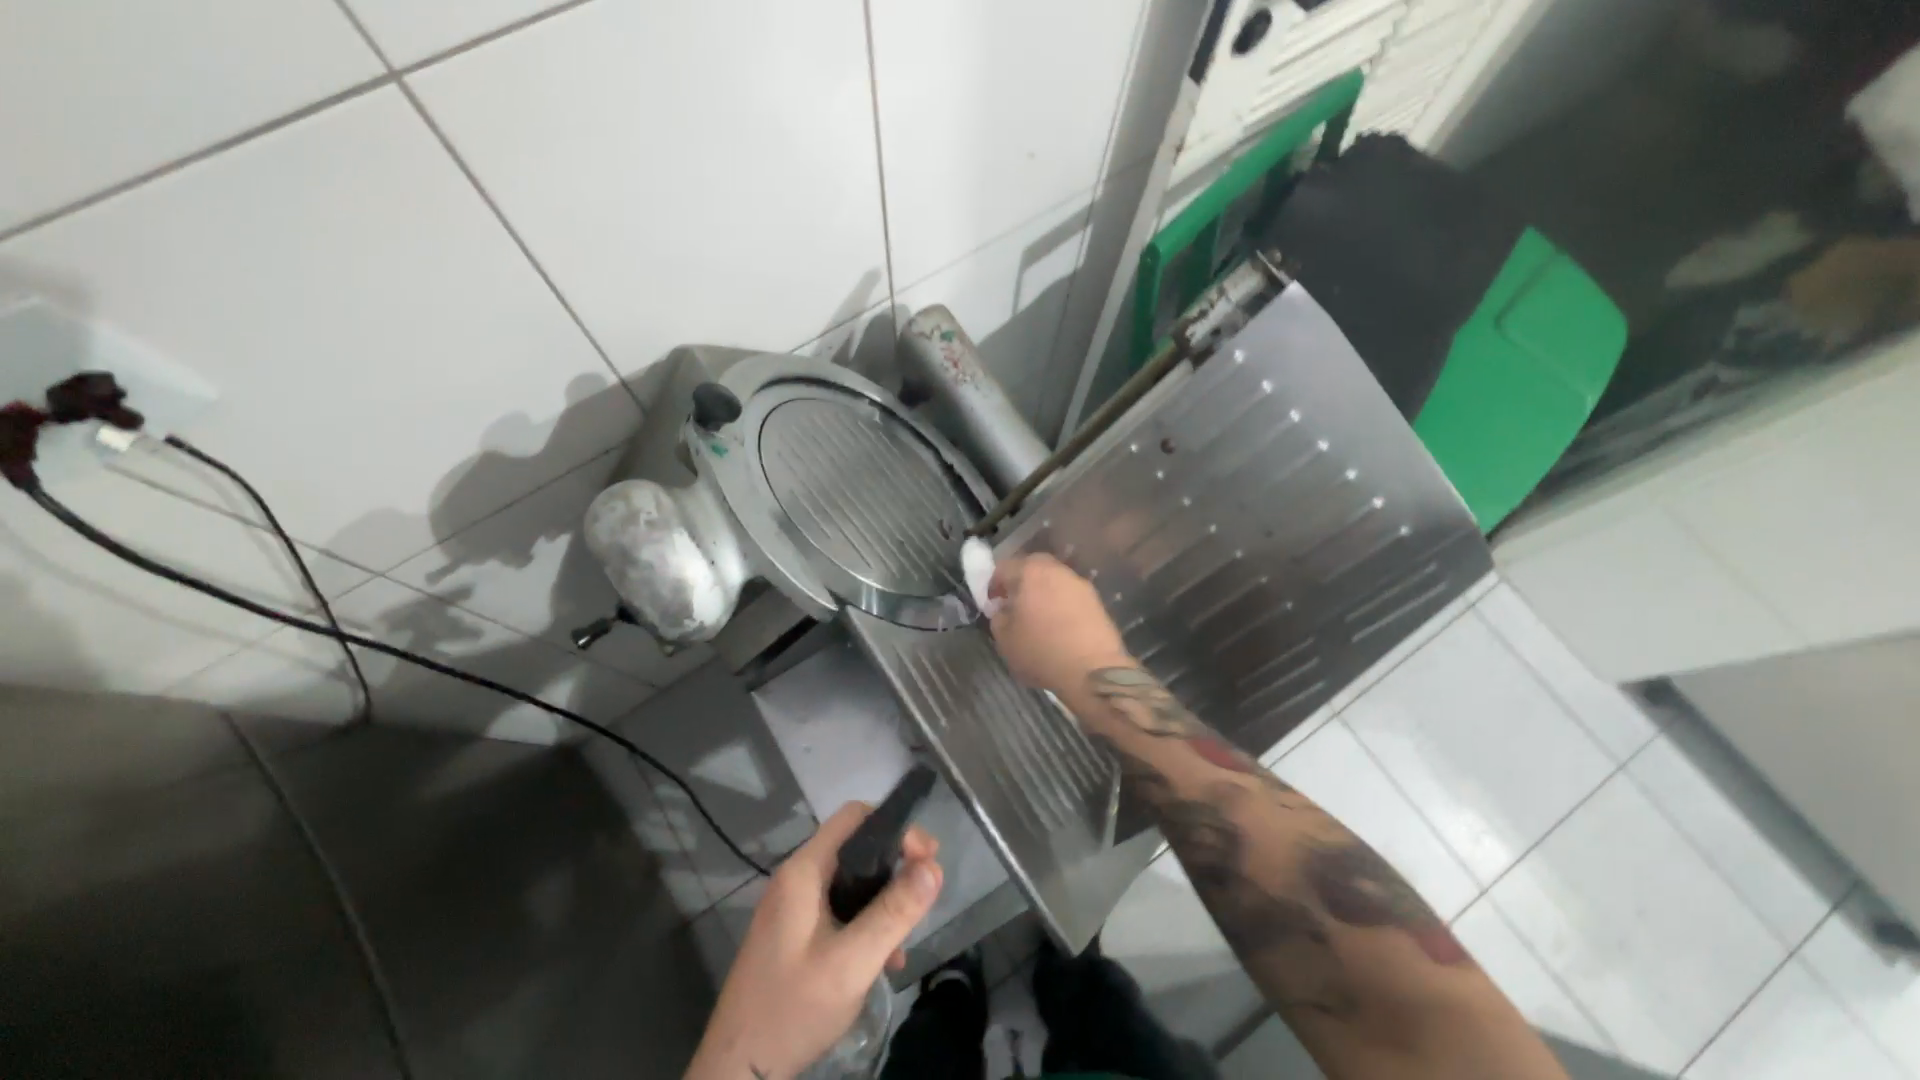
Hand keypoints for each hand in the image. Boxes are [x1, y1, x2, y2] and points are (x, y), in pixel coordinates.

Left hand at [685, 802, 943, 1079]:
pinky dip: (864, 924)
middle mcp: (795, 880)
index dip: (895, 827)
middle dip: (895, 866)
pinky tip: (883, 961)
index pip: (854, 817)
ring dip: (883, 901)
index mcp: (803, 872)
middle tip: (926, 895)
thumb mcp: (852, 962)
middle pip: (854, 849)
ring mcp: (792, 909)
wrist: (740, 1067)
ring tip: (905, 938)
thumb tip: (933, 867)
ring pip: (849, 883)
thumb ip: (893, 912)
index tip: (928, 859)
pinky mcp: (793, 935)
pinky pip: (838, 911)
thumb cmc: (794, 1007)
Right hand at [987, 554, 1133, 695]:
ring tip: (1038, 616)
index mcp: (1029, 573)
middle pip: (1033, 567)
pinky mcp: (1097, 600)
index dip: (993, 585)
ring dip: (1044, 592)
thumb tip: (1003, 609)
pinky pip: (1071, 595)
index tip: (992, 603)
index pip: (1003, 568)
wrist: (1092, 670)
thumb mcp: (1004, 640)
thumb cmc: (1041, 652)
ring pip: (1054, 580)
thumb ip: (998, 618)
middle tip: (1015, 604)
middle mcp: (1056, 570)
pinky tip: (1059, 625)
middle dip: (1021, 581)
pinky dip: (1062, 604)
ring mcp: (1080, 584)